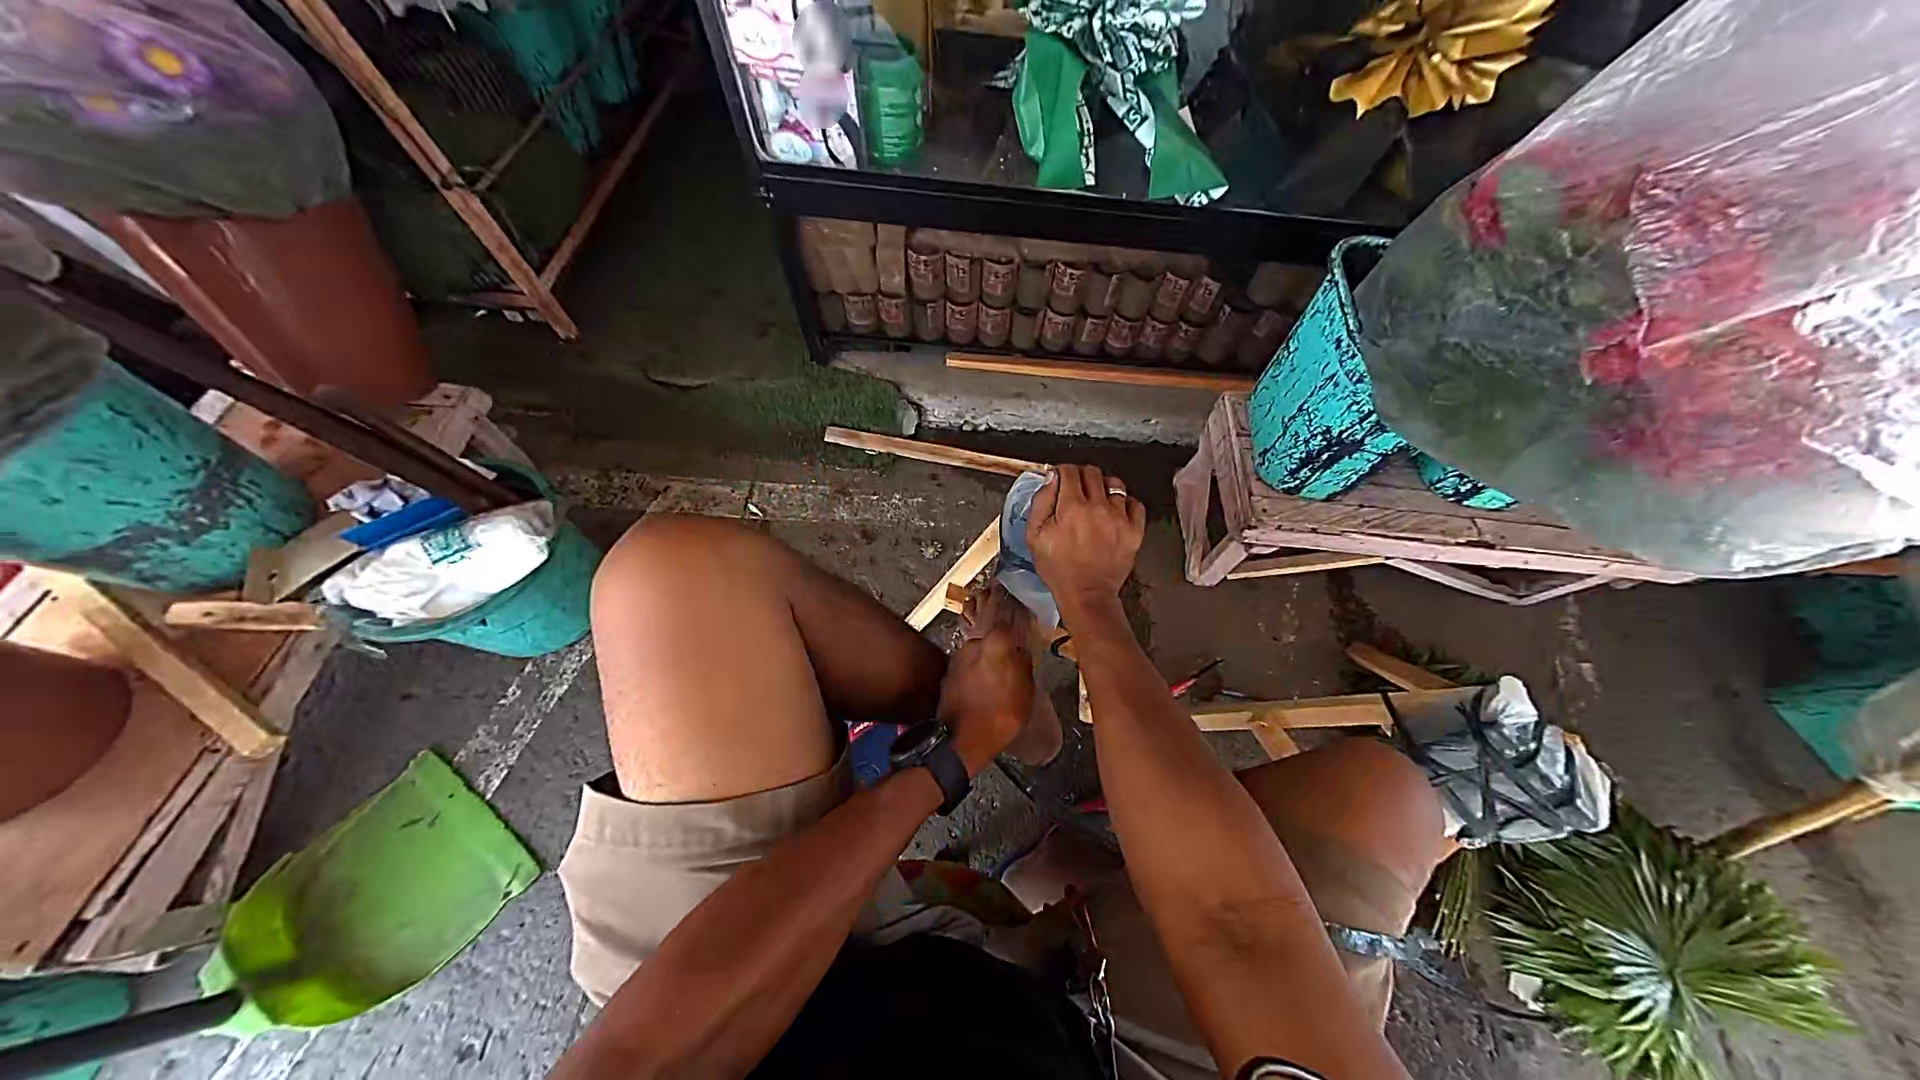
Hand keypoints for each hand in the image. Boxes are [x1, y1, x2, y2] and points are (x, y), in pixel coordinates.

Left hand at [936, 584, 1033, 775]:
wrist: (963, 741)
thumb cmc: (998, 718)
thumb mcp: (1026, 691)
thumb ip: (1024, 665)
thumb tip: (1022, 653)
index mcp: (996, 644)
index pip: (1006, 618)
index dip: (1013, 616)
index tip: (1017, 613)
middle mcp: (973, 645)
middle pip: (990, 636)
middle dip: (999, 642)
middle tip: (1011, 651)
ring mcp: (957, 660)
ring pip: (977, 652)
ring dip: (986, 658)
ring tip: (998, 675)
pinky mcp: (948, 676)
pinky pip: (966, 668)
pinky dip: (974, 672)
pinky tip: (983, 686)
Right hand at [1027, 465, 1144, 623]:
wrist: (1087, 594)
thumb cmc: (1058, 569)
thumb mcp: (1034, 536)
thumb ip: (1040, 502)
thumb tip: (1050, 479)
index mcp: (1071, 508)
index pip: (1069, 471)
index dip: (1062, 471)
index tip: (1059, 478)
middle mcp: (1098, 508)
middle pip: (1092, 473)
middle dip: (1080, 476)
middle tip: (1075, 488)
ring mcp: (1119, 518)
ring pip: (1114, 484)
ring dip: (1102, 487)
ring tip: (1096, 499)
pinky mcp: (1134, 530)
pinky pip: (1134, 503)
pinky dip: (1124, 502)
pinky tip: (1114, 511)